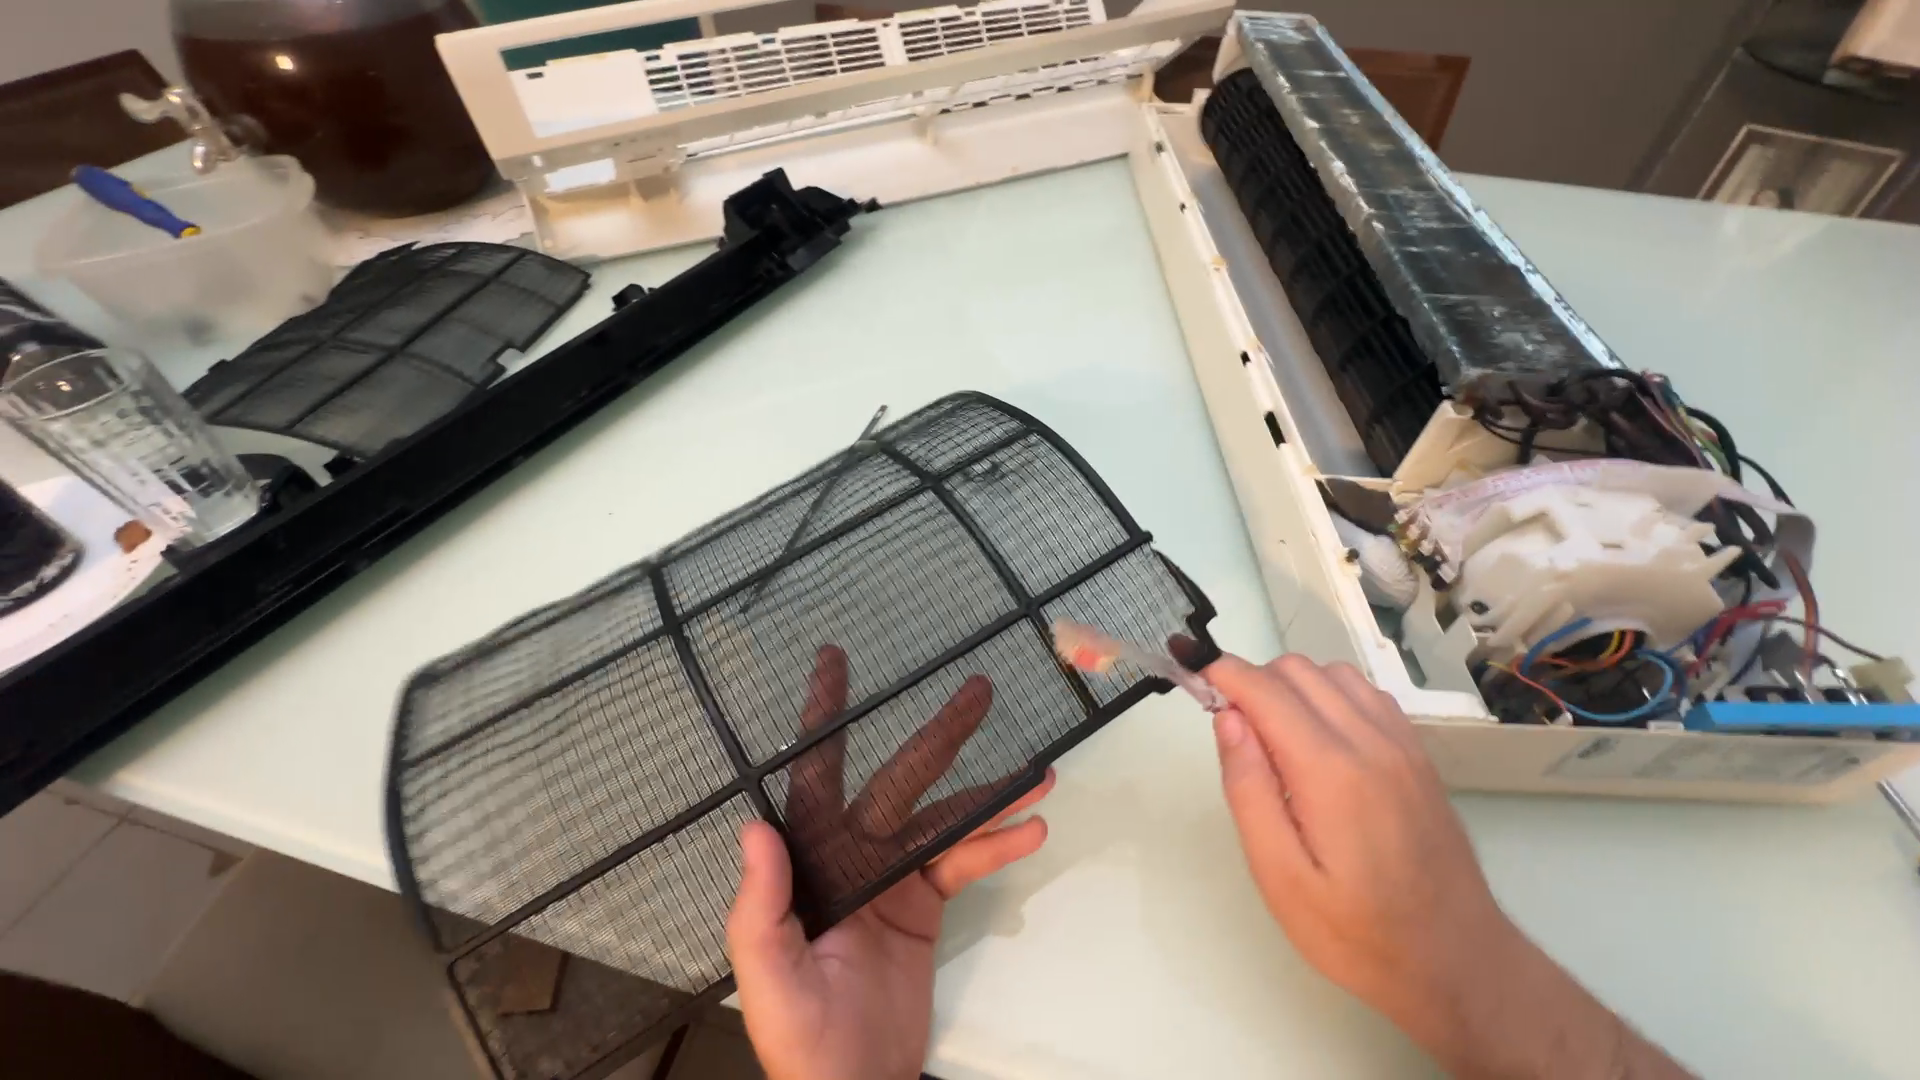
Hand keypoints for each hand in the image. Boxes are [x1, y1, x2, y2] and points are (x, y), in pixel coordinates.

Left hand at [728, 645, 1053, 1079]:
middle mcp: (854, 851)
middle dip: (939, 736)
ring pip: (948, 819)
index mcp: (811, 856)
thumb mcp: (766, 975)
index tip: (835, 660)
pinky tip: (1030, 829)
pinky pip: (965, 862)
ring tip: (1037, 776)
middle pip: (902, 779)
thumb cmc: (799, 1036)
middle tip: (978, 691)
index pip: (816, 771)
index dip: (823, 716)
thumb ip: (760, 904)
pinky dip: (996, 846)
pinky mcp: (927, 902)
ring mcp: (894, 874)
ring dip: (991, 798)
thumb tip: (755, 826)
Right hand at [1204, 653, 1690, 1078]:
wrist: (1459, 964)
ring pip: (1331, 672)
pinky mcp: (1419, 755)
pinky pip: (1365, 693)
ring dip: (1290, 686)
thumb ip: (1249, 790)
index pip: (1264, 689)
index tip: (1190, 675)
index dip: (1220, 672)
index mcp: (1330, 772)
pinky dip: (1329, 695)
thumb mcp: (1279, 877)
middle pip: (1295, 670)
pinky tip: (1318, 739)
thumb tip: (1228, 717)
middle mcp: (1370, 742)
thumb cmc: (1357, 933)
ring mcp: (1402, 745)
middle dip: (1251, 681)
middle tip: (1229, 727)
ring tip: (1272, 736)